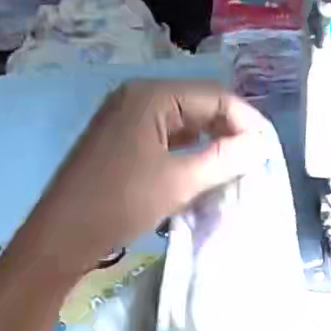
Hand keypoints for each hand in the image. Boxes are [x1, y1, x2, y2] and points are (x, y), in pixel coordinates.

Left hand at [10, 80, 269, 278]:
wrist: (62, 235)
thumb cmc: (120, 204)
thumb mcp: (178, 182)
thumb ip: (223, 160)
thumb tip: (260, 144)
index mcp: (152, 95)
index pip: (215, 96)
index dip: (246, 122)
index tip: (268, 152)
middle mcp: (137, 97)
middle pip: (199, 106)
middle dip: (229, 133)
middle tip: (254, 163)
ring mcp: (125, 119)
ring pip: (182, 124)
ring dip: (209, 145)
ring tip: (233, 172)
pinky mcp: (119, 141)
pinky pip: (164, 138)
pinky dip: (186, 154)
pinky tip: (201, 175)